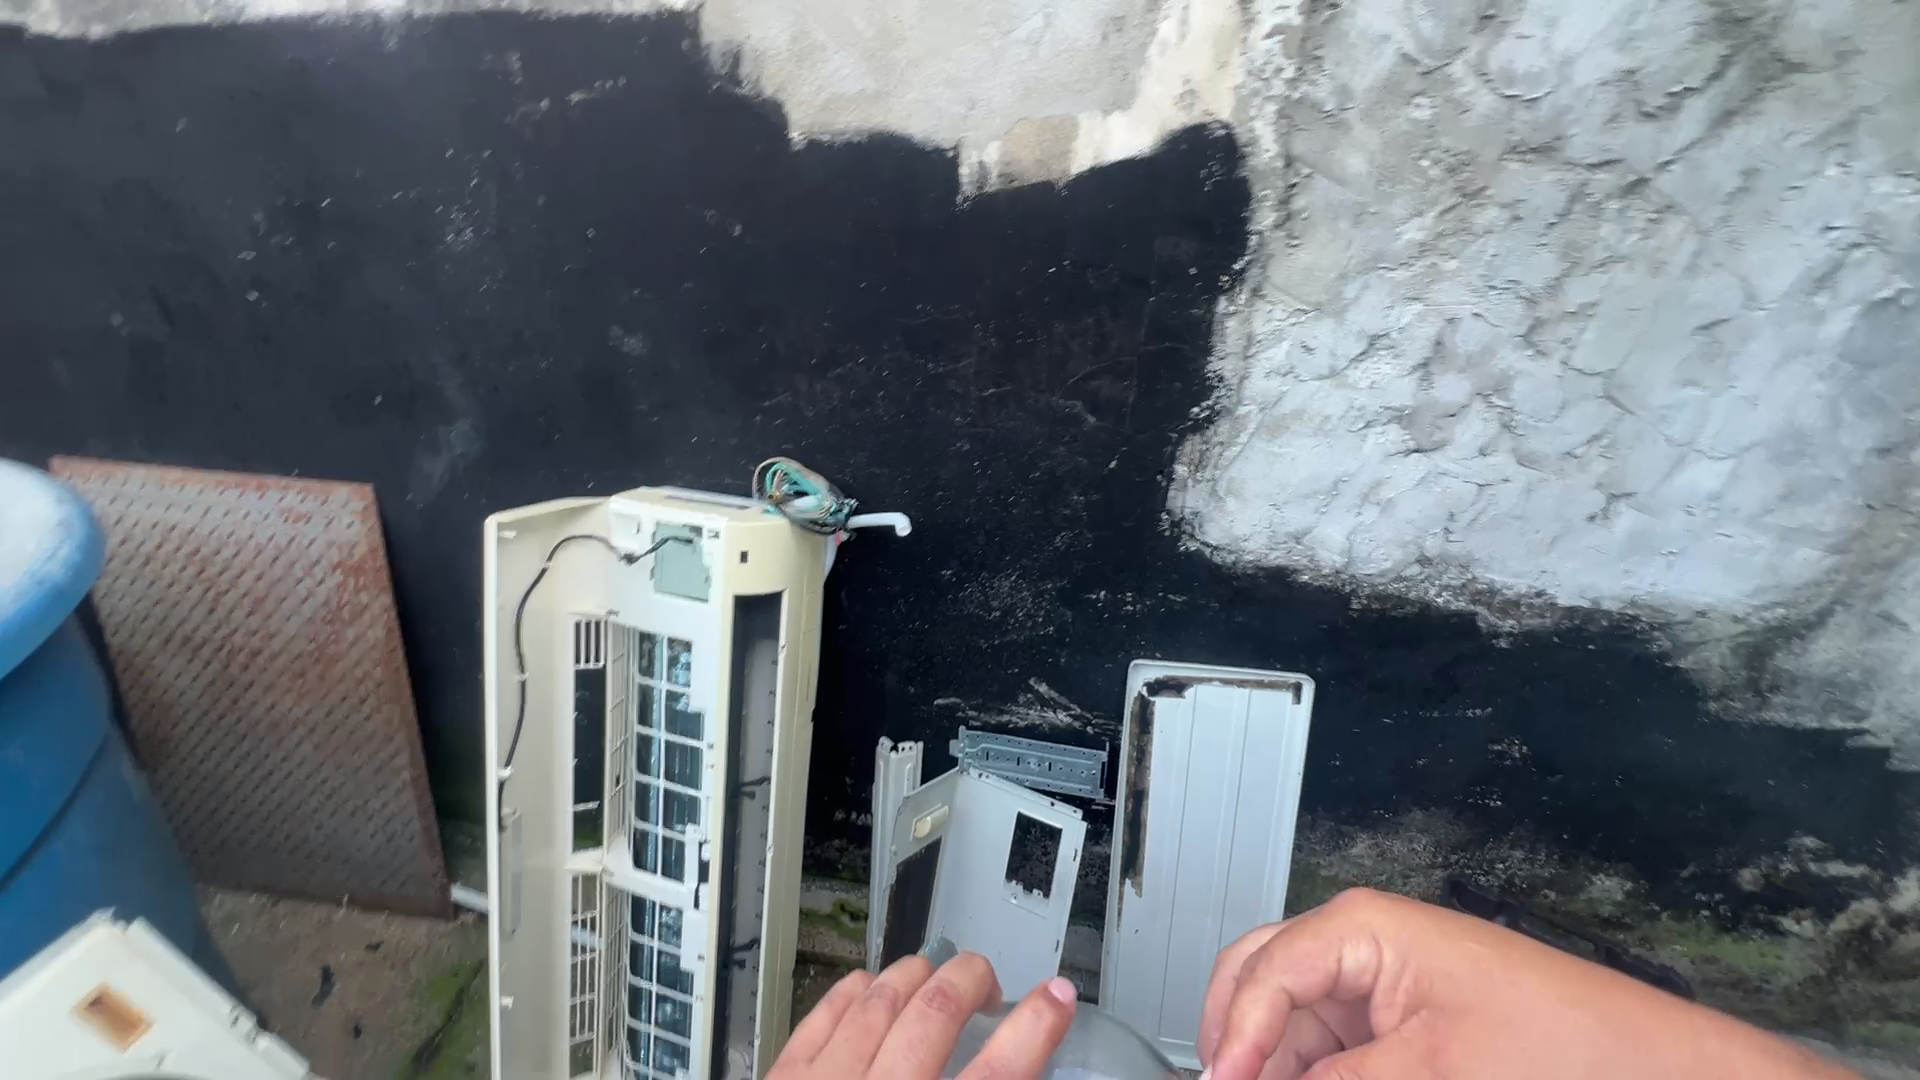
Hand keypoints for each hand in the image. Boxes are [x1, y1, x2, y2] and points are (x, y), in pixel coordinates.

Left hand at [771, 952, 1078, 1079]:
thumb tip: (1007, 1078)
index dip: (1033, 1030)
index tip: (1058, 996)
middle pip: (933, 1017)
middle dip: (971, 982)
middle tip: (990, 982)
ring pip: (878, 1001)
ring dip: (915, 976)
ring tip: (935, 975)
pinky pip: (824, 1014)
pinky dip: (853, 991)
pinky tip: (868, 984)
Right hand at [1199, 888, 1853, 1079]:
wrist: (1669, 1074)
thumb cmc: (1564, 1051)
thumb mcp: (1435, 1072)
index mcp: (1359, 927)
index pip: (1267, 971)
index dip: (1236, 1034)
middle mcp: (1357, 940)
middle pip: (1263, 973)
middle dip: (1237, 1033)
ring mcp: (1377, 977)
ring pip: (1291, 1012)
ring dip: (1274, 1058)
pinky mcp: (1401, 1016)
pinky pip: (1332, 1039)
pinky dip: (1313, 1067)